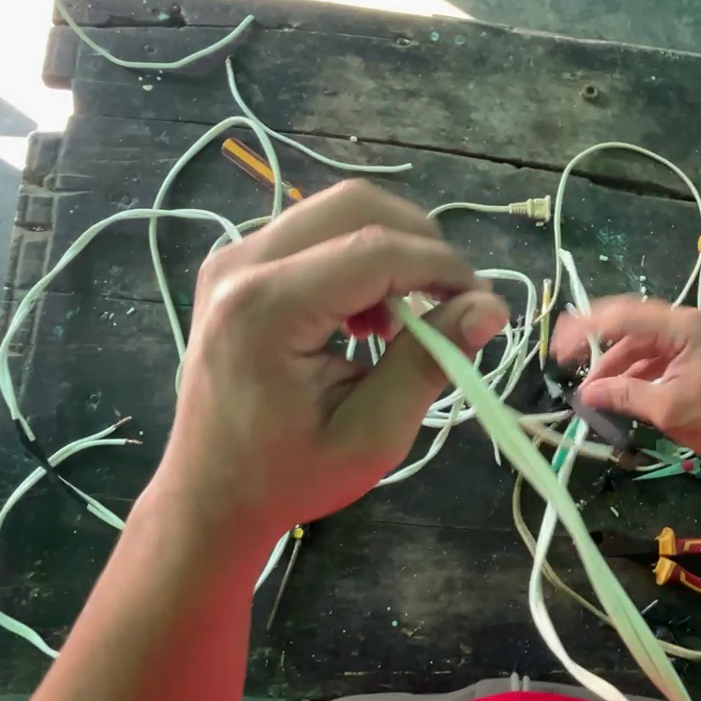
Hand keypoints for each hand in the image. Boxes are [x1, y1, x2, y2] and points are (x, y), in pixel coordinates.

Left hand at [153, 180, 508, 562]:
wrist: (209, 494)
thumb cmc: (288, 477)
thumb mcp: (372, 435)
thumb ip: (429, 363)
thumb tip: (491, 308)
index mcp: (266, 308)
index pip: (377, 251)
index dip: (445, 269)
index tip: (484, 305)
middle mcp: (242, 263)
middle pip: (356, 205)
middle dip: (421, 244)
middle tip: (450, 301)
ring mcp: (235, 258)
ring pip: (338, 211)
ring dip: (392, 251)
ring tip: (403, 321)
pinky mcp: (240, 265)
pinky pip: (317, 233)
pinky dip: (361, 260)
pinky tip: (367, 319)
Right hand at [552, 296, 700, 467]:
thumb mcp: (669, 408)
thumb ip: (625, 396)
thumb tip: (588, 394)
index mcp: (681, 326)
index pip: (622, 316)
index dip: (584, 328)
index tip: (558, 347)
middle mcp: (684, 325)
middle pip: (629, 329)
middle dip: (597, 350)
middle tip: (566, 365)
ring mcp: (691, 341)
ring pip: (639, 347)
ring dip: (615, 367)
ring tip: (592, 393)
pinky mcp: (694, 358)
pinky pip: (654, 359)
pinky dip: (634, 375)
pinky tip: (617, 394)